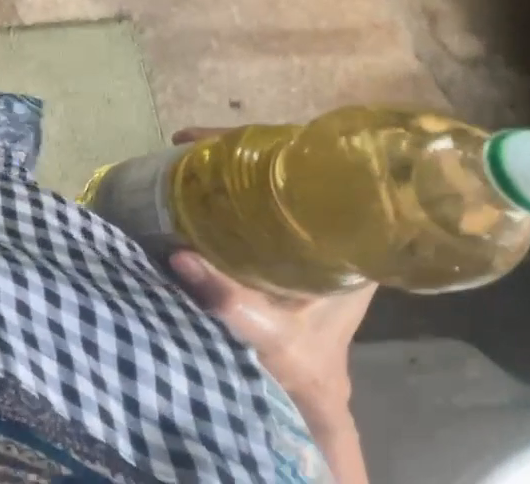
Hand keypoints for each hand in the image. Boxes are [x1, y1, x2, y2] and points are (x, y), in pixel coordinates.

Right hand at [164, 126, 372, 409]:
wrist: (307, 391)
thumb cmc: (300, 362)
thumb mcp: (265, 333)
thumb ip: (227, 300)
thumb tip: (179, 253)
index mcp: (351, 245)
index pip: (323, 172)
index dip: (276, 144)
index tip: (227, 139)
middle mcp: (335, 230)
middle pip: (292, 166)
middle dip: (240, 147)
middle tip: (191, 142)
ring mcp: (309, 234)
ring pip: (274, 178)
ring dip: (229, 161)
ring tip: (185, 154)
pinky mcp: (286, 241)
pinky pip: (260, 197)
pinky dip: (226, 182)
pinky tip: (194, 181)